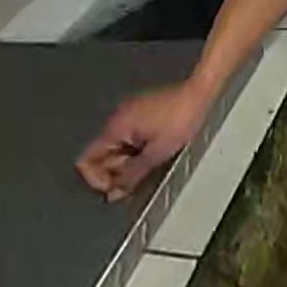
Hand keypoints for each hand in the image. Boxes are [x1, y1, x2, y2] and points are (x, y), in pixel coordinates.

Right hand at [75, 82, 212, 200]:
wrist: (200, 93)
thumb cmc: (182, 118)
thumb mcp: (156, 153)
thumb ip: (131, 176)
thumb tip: (114, 194)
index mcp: (115, 127)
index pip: (86, 160)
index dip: (97, 179)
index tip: (116, 188)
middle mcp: (117, 118)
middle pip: (102, 155)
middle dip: (117, 170)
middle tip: (141, 173)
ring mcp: (130, 113)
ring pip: (118, 147)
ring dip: (130, 160)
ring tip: (154, 158)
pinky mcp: (142, 111)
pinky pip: (131, 137)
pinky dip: (138, 148)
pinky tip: (158, 148)